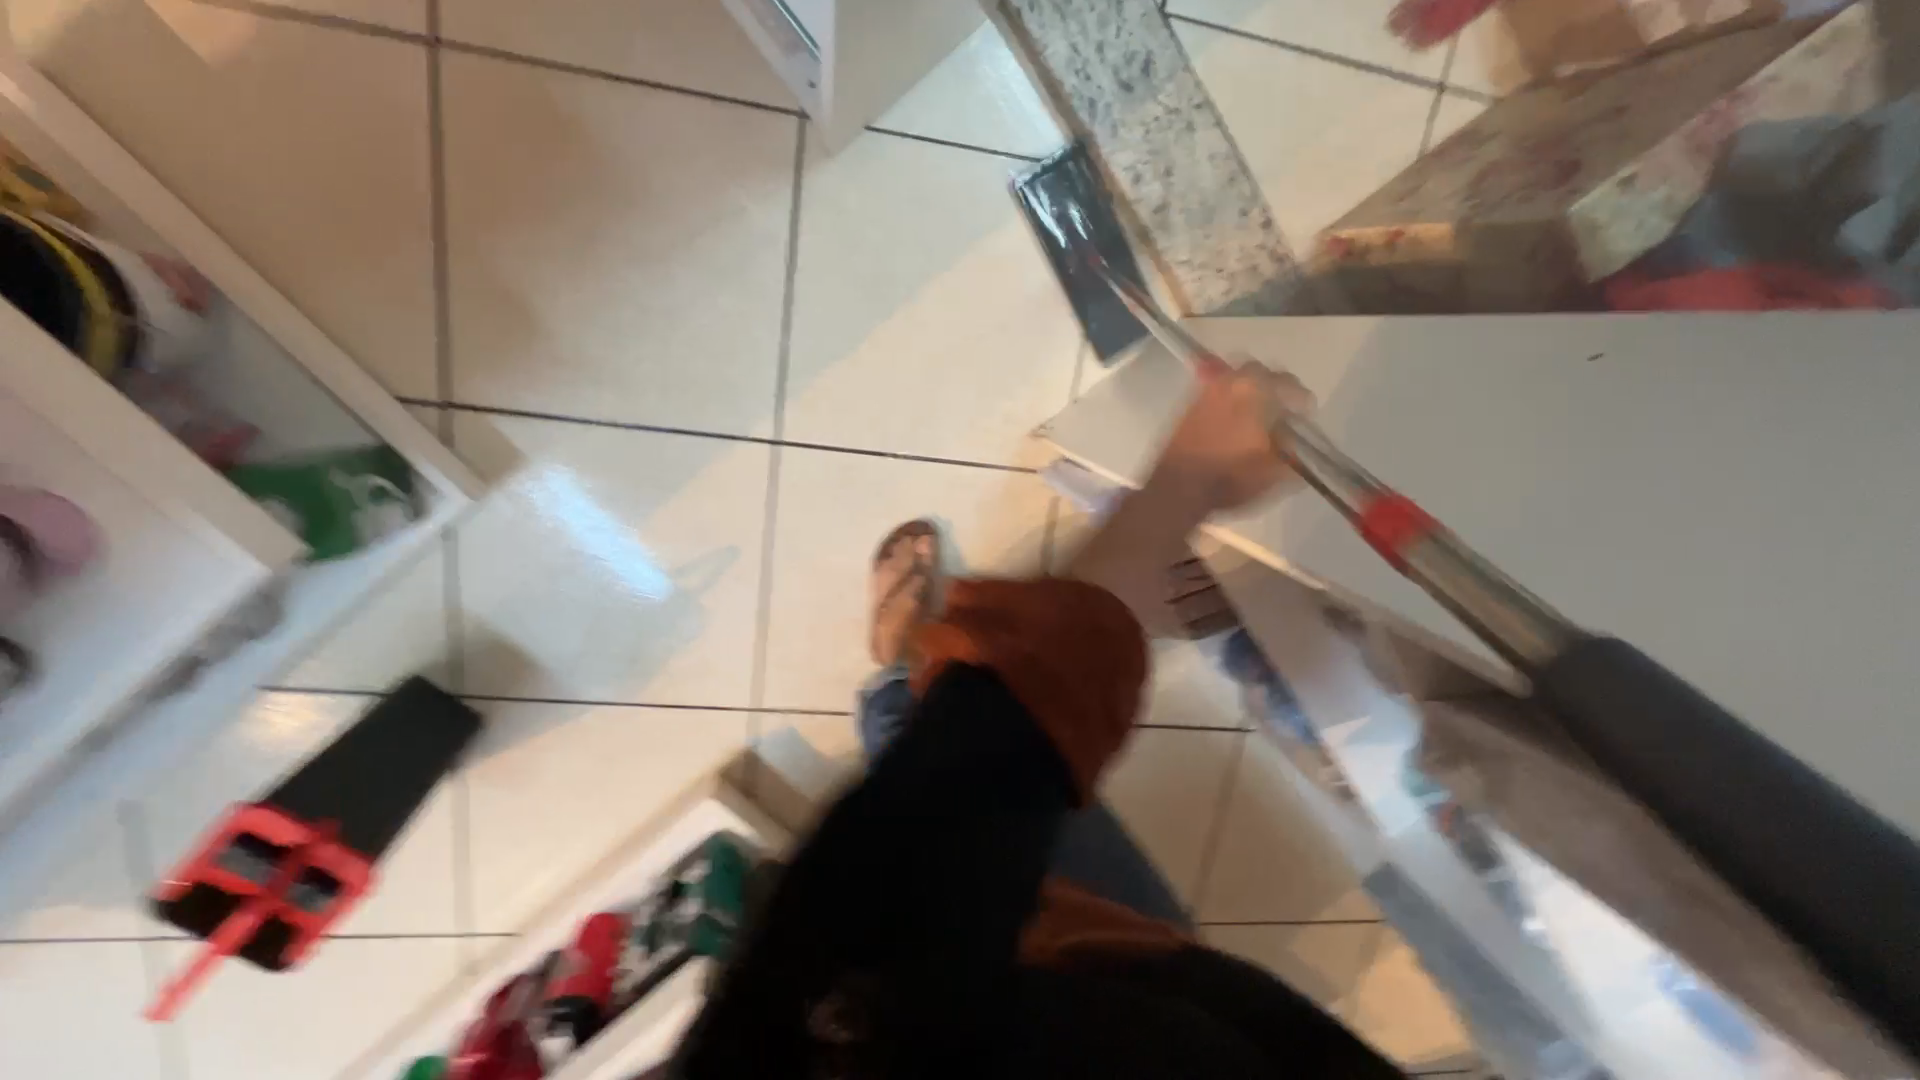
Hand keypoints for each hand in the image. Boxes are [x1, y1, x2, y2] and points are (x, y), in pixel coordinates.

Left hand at [1148, 355, 1312, 517]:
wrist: (1177, 488)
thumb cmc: (1229, 479)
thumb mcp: (1273, 473)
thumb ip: (1292, 453)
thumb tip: (1298, 444)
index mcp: (1257, 391)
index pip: (1289, 384)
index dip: (1301, 400)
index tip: (1304, 414)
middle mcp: (1230, 382)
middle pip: (1259, 372)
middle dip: (1274, 386)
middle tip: (1281, 407)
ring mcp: (1205, 391)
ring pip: (1234, 378)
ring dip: (1248, 390)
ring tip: (1256, 411)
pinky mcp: (1187, 405)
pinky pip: (1214, 392)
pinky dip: (1227, 400)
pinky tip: (1231, 419)